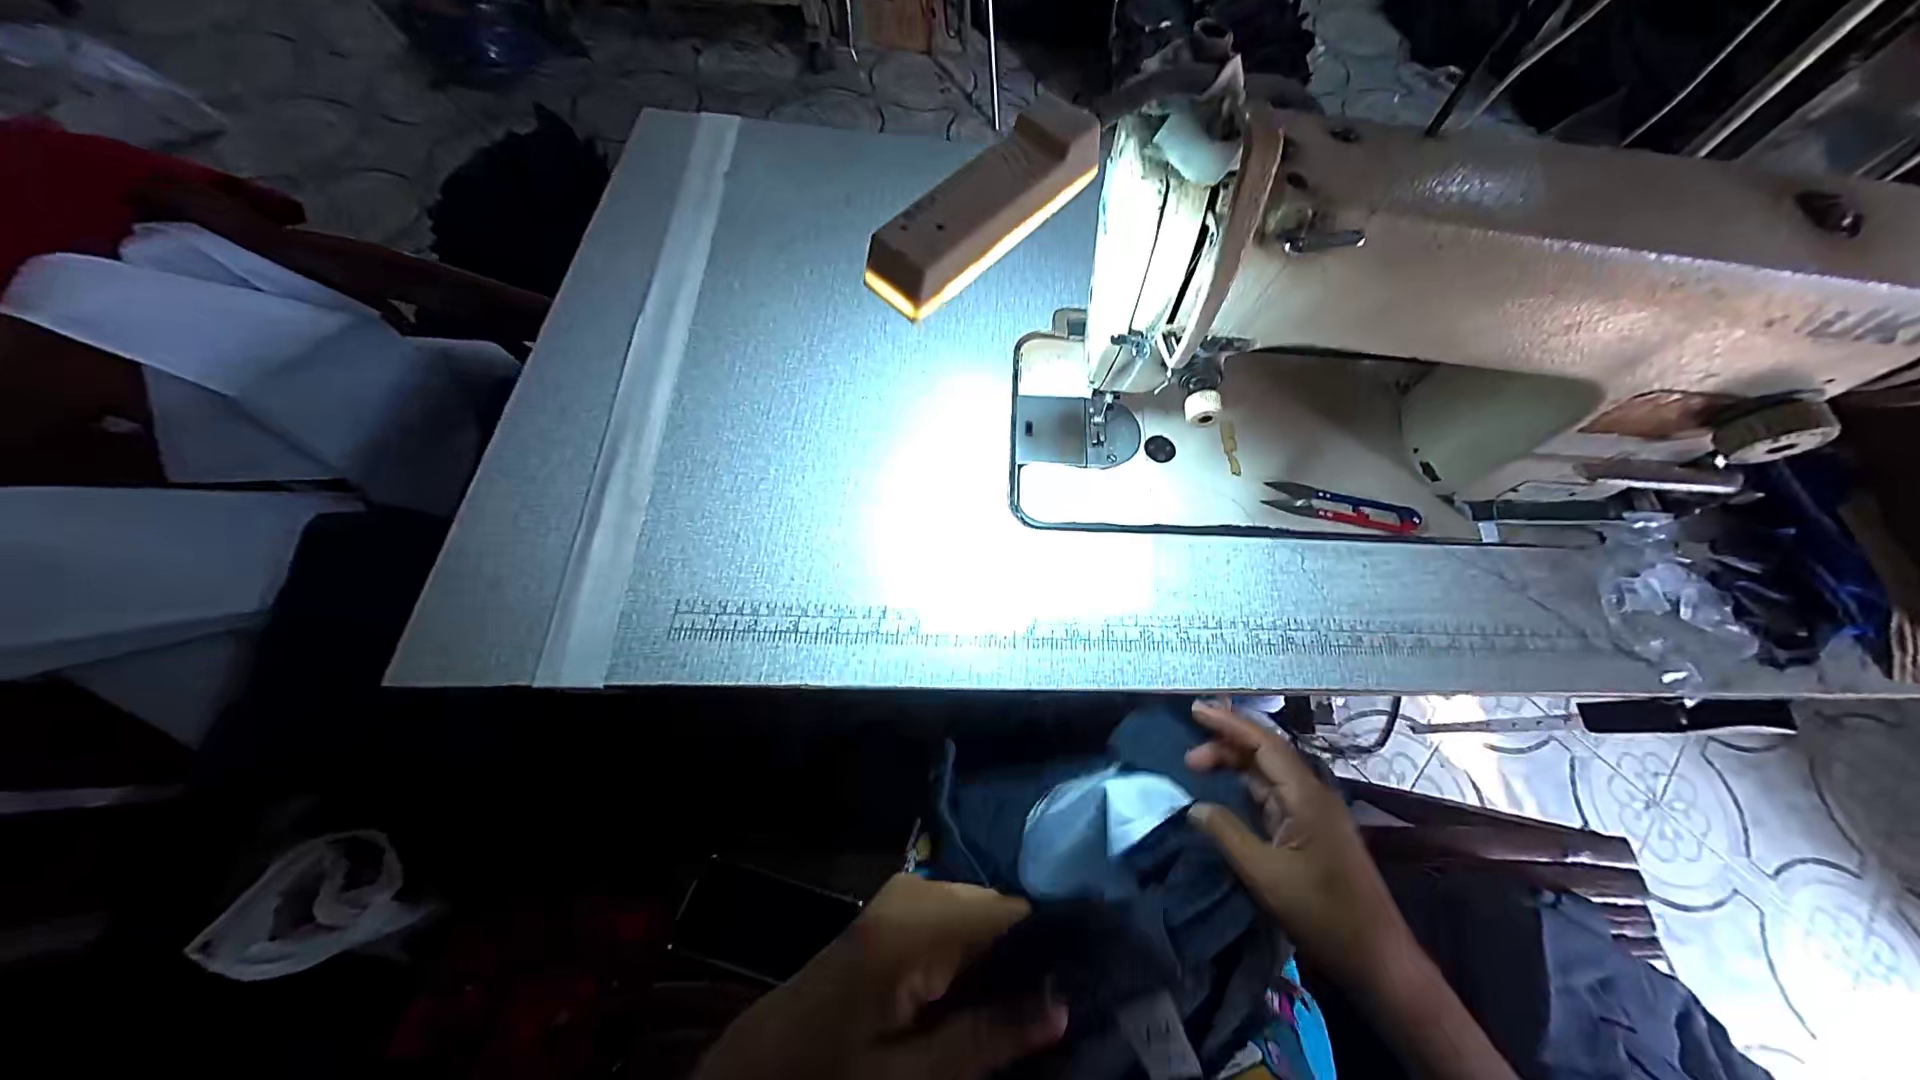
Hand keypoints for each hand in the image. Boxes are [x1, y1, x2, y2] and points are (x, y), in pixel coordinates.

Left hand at [693, 874, 1067, 1079]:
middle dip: (1027, 956)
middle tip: (1050, 1010)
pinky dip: (974, 951)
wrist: (758, 1065)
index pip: (1011, 914)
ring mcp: (902, 894)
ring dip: (1001, 957)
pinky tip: (978, 993)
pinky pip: (956, 917)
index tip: (1084, 984)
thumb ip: (988, 1036)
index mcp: (916, 925)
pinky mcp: (895, 907)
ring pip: (981, 913)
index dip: (1051, 947)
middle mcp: (914, 891)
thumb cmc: (831, 1076)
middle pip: (998, 910)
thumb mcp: (912, 1076)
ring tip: (1019, 1007)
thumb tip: (1063, 1002)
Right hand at [1183, 699, 1411, 982]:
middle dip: (1226, 746)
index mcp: (1306, 796)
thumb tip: (1195, 807)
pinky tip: (1225, 791)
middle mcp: (1312, 794)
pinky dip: (1245, 787)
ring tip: (1198, 768)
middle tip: (1188, 758)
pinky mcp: (1311, 830)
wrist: (1376, 958)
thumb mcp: (1264, 874)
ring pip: (1267, 774)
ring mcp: (1313, 812)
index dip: (1229, 723)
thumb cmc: (1322, 913)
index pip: (1264, 744)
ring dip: (1234, 766)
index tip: (1196, 709)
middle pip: (1265, 754)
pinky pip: (1273, 795)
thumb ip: (1226, 833)